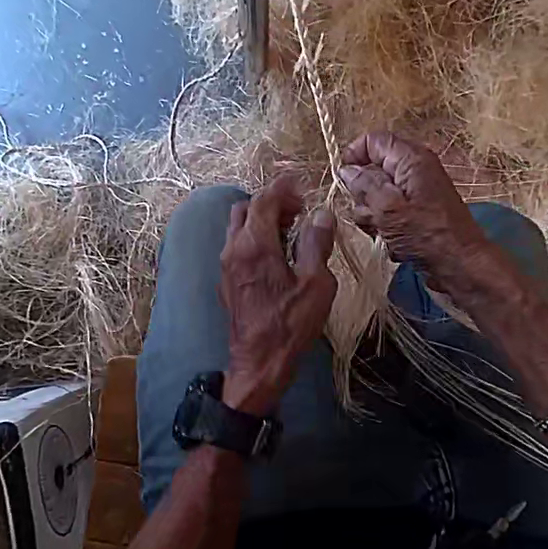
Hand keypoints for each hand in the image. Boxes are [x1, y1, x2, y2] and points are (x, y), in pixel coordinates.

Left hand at [219, 174, 336, 415]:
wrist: (259, 362)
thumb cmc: (290, 324)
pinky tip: (276, 253)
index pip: (264, 200)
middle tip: (298, 210)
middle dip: (271, 202)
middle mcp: (233, 249)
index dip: (283, 188)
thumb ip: (316, 244)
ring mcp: (226, 266)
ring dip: (261, 220)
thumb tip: (321, 215)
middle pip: (245, 209)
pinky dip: (254, 238)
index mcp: (254, 245)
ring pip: (238, 227)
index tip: (301, 185)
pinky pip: (236, 246)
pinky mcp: (226, 281)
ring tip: (290, 230)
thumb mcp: (315, 283)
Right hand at [338, 132, 495, 291]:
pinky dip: (383, 226)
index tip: (343, 180)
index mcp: (411, 159)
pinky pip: (385, 213)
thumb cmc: (427, 235)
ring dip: (371, 215)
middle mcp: (413, 170)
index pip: (372, 140)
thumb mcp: (388, 208)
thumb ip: (364, 184)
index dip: (353, 155)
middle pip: (371, 170)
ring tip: (382, 231)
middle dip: (361, 193)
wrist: (460, 265)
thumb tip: (346, 169)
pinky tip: (391, 240)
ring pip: (374, 195)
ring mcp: (414, 193)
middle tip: (370, 212)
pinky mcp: (414, 213)